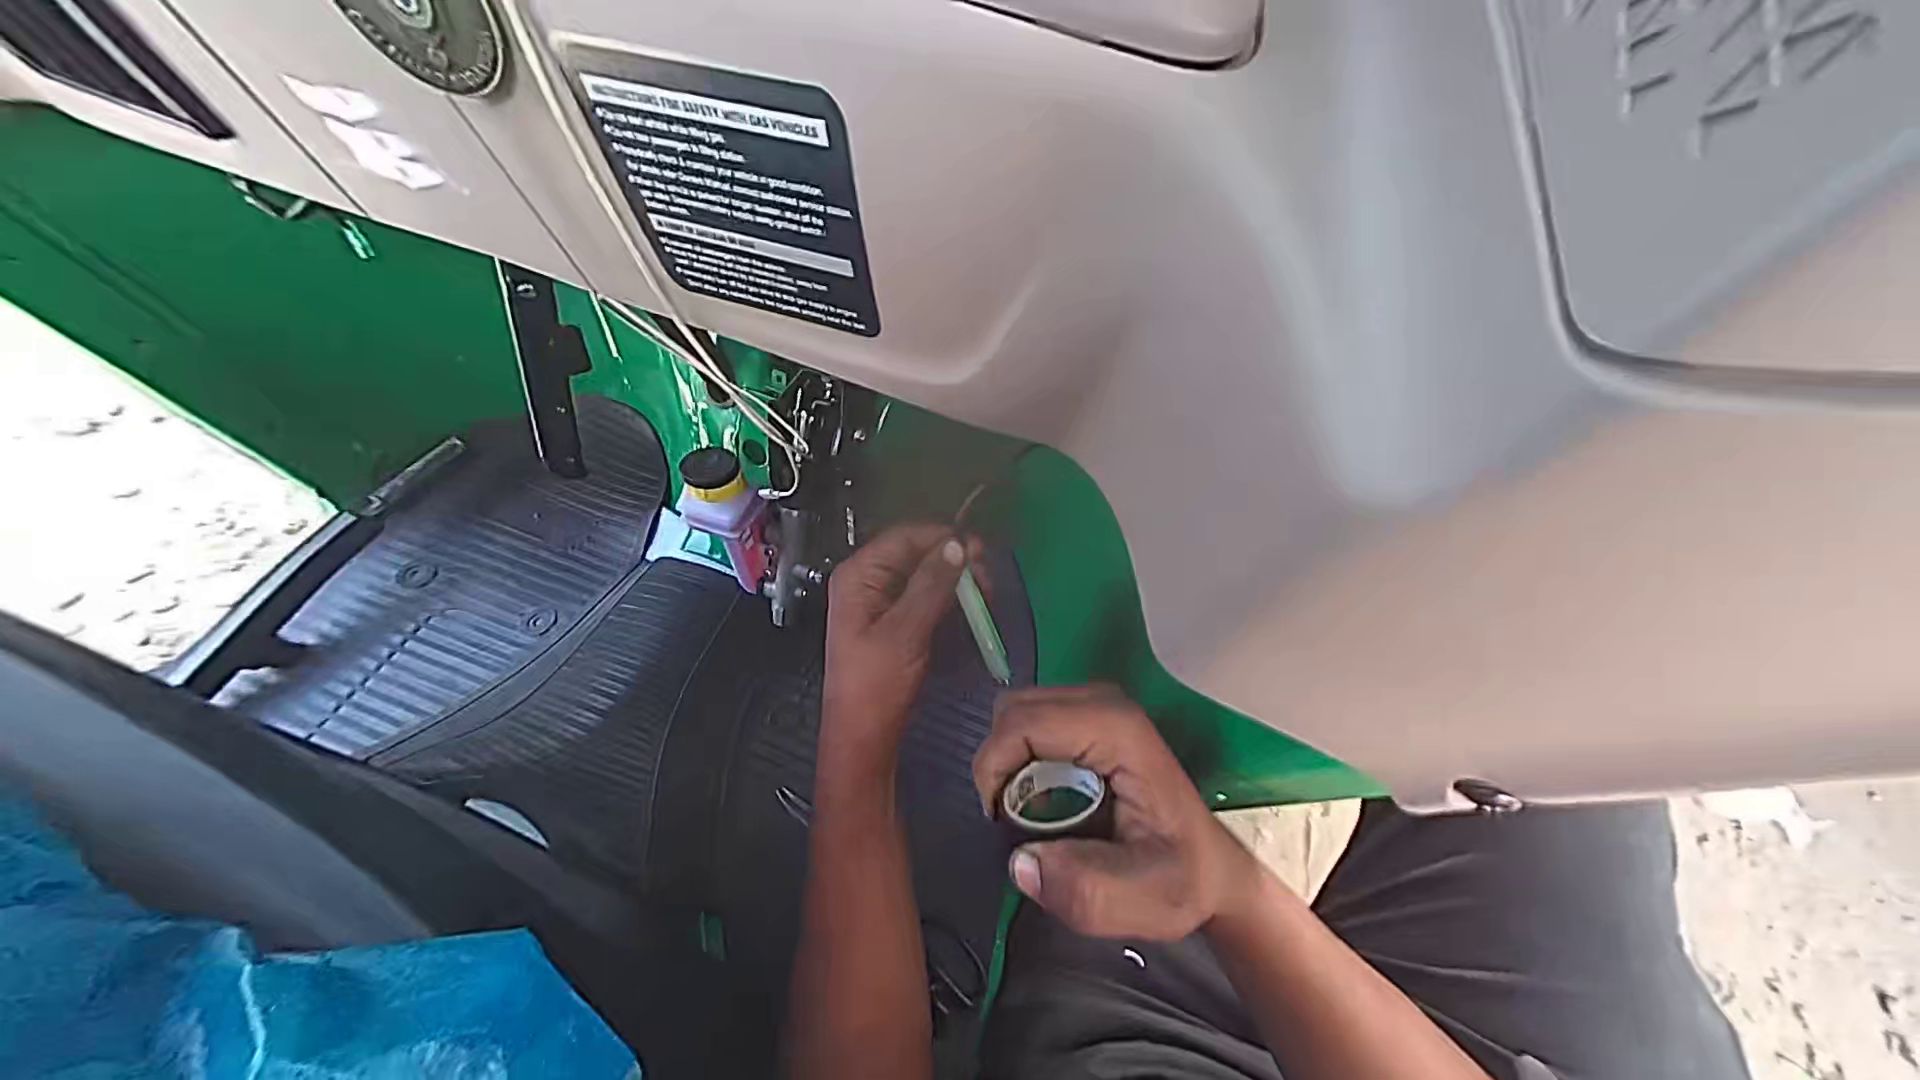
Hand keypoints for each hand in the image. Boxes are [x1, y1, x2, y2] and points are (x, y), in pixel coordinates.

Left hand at [822, 524, 978, 762]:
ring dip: (956, 581)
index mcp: (859, 575)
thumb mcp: (906, 631)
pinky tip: (971, 609)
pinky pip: (926, 597)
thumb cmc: (875, 683)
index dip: (942, 538)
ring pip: (926, 575)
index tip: (979, 550)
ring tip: (985, 596)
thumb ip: (932, 584)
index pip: (904, 537)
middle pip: (917, 554)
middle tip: (986, 578)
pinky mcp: (896, 620)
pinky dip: (949, 599)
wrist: (863, 734)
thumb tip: (957, 545)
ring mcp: (882, 601)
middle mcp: (868, 581)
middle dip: (954, 561)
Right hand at [972, 686, 1260, 940]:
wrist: (1212, 865)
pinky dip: (1020, 756)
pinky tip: (1041, 796)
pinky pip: (1030, 721)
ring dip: (1008, 761)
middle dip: (998, 764)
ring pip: (1017, 712)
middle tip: (1011, 818)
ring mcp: (1096, 703)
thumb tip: (1020, 862)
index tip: (1000, 822)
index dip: (995, 769)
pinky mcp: (1089, 715)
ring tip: (1027, 811)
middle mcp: (1103, 702)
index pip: (1022, 724)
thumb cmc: (1183, 876)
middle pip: (1014, 710)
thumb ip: (1084, 890)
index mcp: (1115, 730)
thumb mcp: (1144, 899)